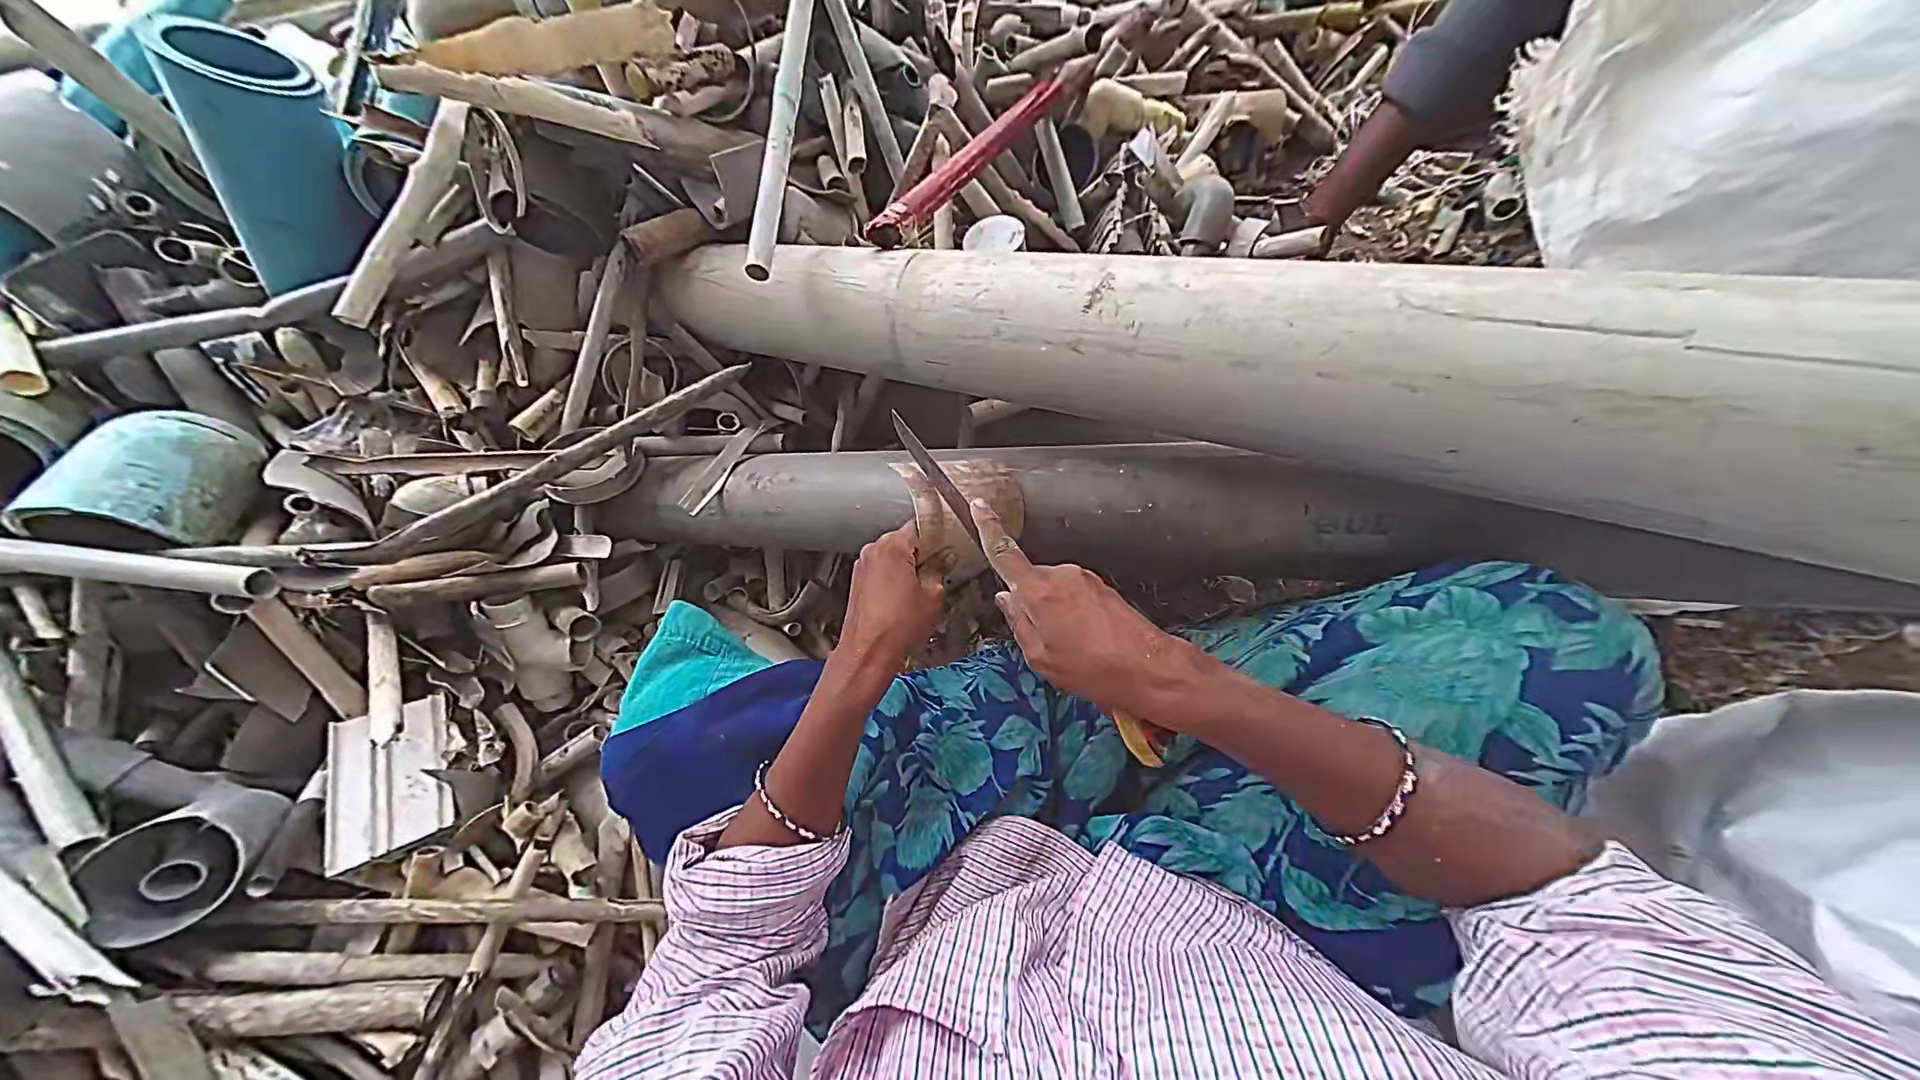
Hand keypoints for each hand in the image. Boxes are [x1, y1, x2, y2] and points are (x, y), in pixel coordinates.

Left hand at [834, 521, 950, 673]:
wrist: (868, 651)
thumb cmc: (897, 626)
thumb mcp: (932, 595)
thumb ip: (940, 569)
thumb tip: (946, 558)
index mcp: (892, 546)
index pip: (920, 526)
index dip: (937, 536)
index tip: (948, 545)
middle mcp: (873, 550)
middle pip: (904, 539)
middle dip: (922, 552)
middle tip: (940, 568)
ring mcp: (863, 565)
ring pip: (892, 555)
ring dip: (907, 565)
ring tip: (922, 587)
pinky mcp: (858, 581)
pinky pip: (881, 569)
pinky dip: (894, 576)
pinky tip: (905, 596)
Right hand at [971, 499, 1211, 726]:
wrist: (1151, 668)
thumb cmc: (1096, 670)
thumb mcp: (1042, 658)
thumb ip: (1018, 624)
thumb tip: (1006, 599)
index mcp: (1040, 592)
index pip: (1005, 553)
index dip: (988, 527)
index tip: (979, 506)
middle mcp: (1063, 576)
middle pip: (1031, 581)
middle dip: (1031, 605)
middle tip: (1046, 642)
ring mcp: (1085, 578)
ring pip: (1053, 590)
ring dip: (1054, 613)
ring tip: (1073, 648)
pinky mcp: (1102, 586)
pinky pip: (1073, 595)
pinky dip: (1073, 615)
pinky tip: (1088, 643)